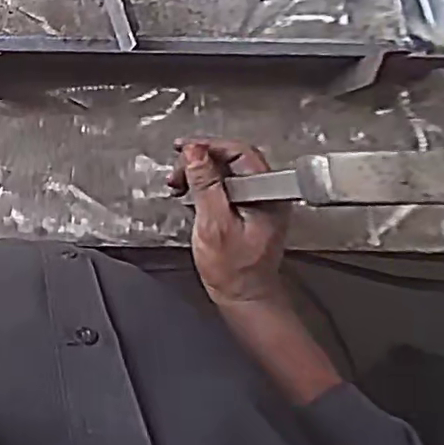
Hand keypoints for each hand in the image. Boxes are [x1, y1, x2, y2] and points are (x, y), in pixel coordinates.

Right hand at [169, 139, 289, 306]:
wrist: (244, 297)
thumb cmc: (233, 268)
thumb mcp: (213, 223)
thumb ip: (205, 184)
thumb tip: (195, 152)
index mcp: (266, 194)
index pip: (239, 152)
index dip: (208, 147)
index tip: (183, 150)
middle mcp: (266, 194)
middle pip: (232, 159)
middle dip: (200, 160)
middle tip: (177, 171)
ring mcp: (258, 202)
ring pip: (226, 171)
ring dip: (199, 173)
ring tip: (178, 184)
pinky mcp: (247, 210)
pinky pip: (225, 185)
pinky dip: (203, 185)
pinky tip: (189, 193)